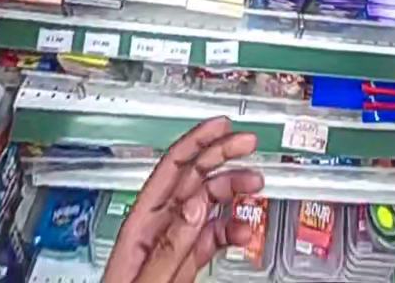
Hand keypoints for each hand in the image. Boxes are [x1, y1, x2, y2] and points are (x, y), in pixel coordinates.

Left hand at [100, 117, 263, 282]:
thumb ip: (167, 251)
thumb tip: (194, 205)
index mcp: (138, 231)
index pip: (169, 171)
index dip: (196, 141)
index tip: (222, 125)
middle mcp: (156, 232)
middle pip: (192, 179)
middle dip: (222, 156)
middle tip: (250, 144)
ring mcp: (172, 249)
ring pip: (207, 205)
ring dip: (233, 192)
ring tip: (255, 188)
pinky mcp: (185, 269)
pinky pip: (211, 238)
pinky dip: (231, 230)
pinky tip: (243, 233)